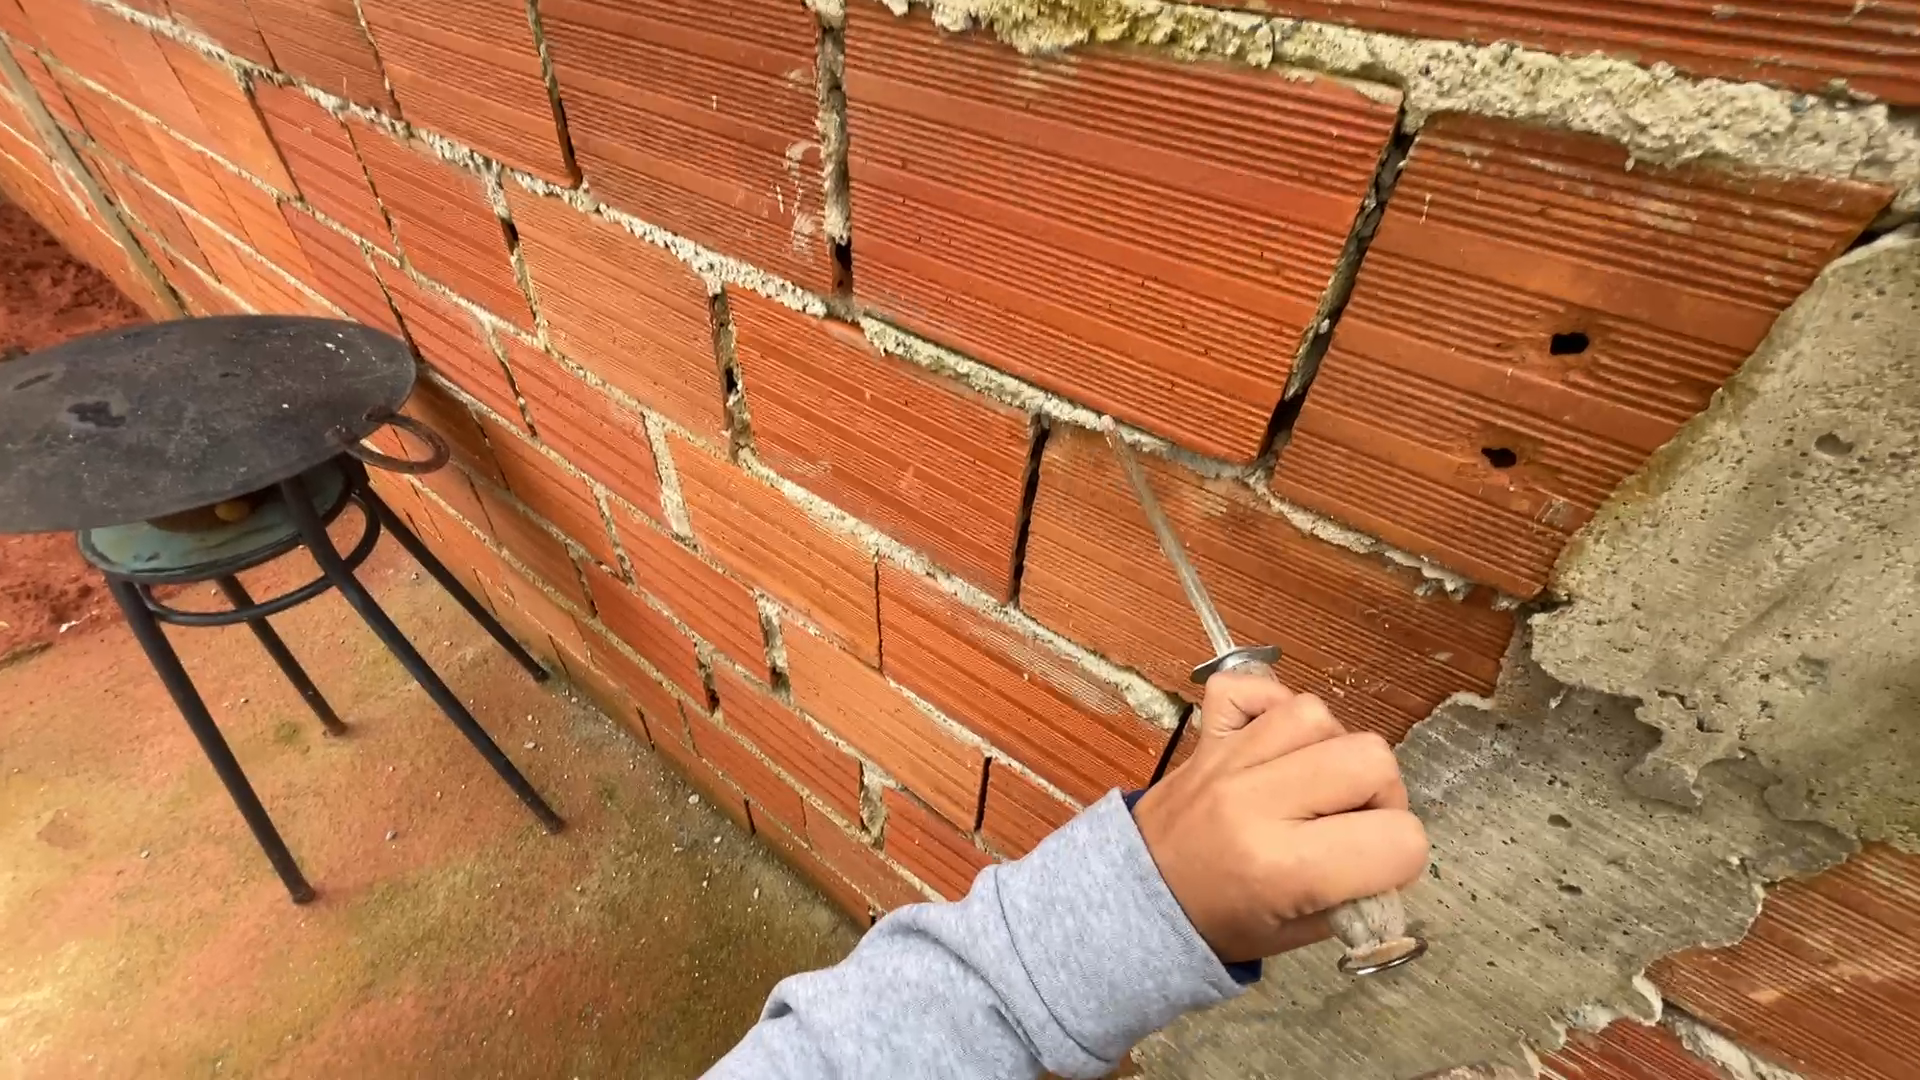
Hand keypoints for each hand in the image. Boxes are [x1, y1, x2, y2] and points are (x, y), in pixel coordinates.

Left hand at [1131, 674, 1428, 963]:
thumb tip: (1393, 854)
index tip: (1375, 867)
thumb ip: (1357, 894)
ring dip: (1332, 745)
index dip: (1403, 856)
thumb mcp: (1300, 934)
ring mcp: (1226, 760)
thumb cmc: (1221, 918)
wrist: (1140, 890)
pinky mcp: (1206, 735)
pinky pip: (1243, 687)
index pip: (1398, 838)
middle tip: (1354, 821)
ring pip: (1314, 713)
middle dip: (1381, 794)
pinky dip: (1269, 702)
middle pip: (1369, 757)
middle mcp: (1254, 801)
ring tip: (1316, 781)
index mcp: (1283, 866)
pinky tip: (1275, 740)